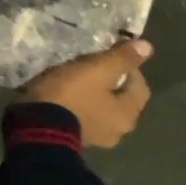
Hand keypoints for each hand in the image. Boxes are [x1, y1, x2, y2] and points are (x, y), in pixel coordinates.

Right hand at [18, 39, 152, 149]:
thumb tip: (147, 46)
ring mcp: (97, 137)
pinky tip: (64, 96)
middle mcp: (119, 130)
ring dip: (93, 95)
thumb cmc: (71, 95)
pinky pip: (84, 116)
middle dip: (109, 82)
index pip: (139, 86)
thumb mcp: (96, 70)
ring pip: (102, 108)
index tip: (107, 53)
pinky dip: (79, 105)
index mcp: (128, 114)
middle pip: (121, 99)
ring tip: (73, 80)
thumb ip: (121, 59)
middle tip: (89, 66)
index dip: (127, 66)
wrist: (37, 125)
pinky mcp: (76, 138)